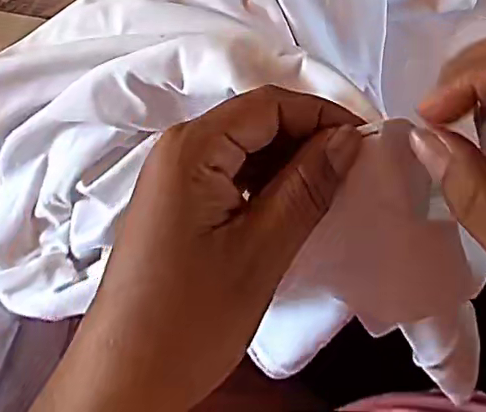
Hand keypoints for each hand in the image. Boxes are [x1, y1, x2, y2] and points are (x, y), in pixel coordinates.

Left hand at [33, 87, 363, 411]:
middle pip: (256, 119)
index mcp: (192, 147)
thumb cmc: (184, 321)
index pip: (268, 104)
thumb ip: (307, 186)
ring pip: (246, 144)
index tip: (363, 138)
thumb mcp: (260, 251)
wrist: (122, 380)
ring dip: (289, 159)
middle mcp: (179, 146)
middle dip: (307, 135)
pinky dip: (266, 179)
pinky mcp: (178, 196)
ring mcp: (175, 171)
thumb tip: (346, 140)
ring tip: (329, 187)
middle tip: (352, 165)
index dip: (320, 114)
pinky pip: (231, 168)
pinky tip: (292, 204)